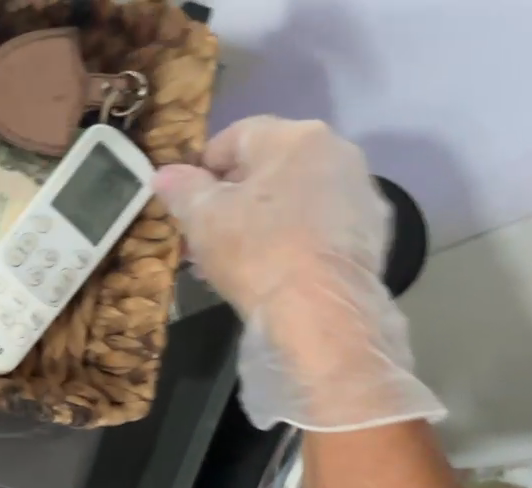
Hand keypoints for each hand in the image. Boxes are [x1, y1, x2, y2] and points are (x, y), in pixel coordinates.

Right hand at [155, 117, 444, 431]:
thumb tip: (163, 173)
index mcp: (293, 138)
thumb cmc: (254, 251)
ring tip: (229, 258)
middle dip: (228, 198)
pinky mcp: (369, 227)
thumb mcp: (202, 219)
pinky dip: (289, 236)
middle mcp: (335, 150)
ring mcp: (358, 188)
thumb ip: (181, 190)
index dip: (200, 168)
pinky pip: (316, 222)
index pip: (235, 136)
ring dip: (257, 218)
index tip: (181, 203)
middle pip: (267, 166)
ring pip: (292, 194)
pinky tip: (268, 267)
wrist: (318, 306)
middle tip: (199, 237)